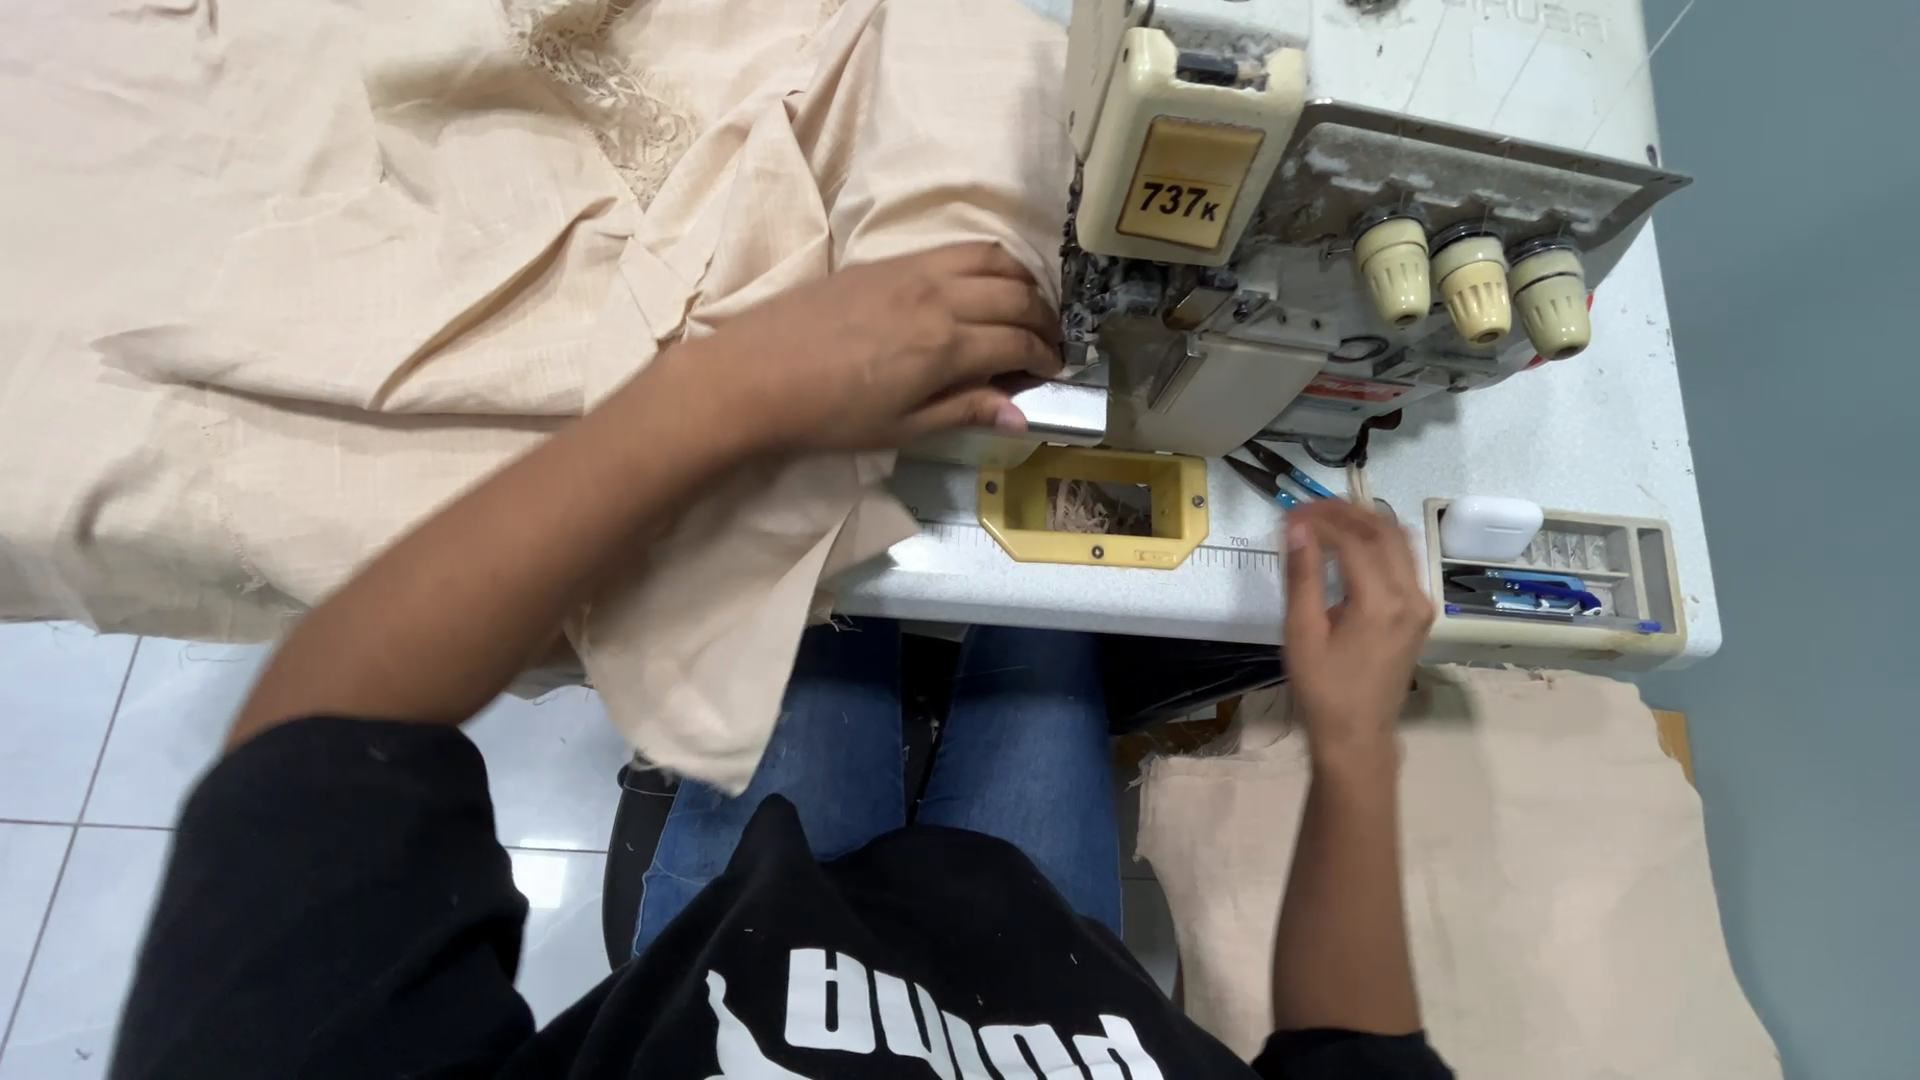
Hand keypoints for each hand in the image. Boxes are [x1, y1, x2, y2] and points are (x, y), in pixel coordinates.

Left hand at [668, 242, 1062, 451]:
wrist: (753, 376)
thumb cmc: (828, 416)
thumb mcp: (901, 428)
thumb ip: (965, 410)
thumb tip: (1022, 416)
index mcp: (945, 346)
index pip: (1017, 342)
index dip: (1044, 358)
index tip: (1052, 373)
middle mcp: (939, 297)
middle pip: (1016, 294)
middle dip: (1045, 320)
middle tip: (1048, 344)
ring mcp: (913, 271)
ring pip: (992, 259)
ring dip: (1023, 281)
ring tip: (1026, 307)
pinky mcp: (888, 261)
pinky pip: (957, 248)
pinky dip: (988, 262)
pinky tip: (983, 285)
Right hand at [1282, 500, 1433, 766]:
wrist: (1357, 732)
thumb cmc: (1322, 687)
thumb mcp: (1302, 632)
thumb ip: (1302, 576)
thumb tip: (1296, 529)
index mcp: (1380, 602)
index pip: (1353, 539)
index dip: (1320, 519)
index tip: (1288, 514)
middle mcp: (1410, 597)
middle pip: (1383, 530)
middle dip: (1344, 511)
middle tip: (1306, 507)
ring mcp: (1420, 604)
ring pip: (1398, 541)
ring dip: (1363, 521)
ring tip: (1325, 518)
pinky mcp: (1418, 612)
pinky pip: (1402, 560)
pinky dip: (1376, 541)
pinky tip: (1349, 544)